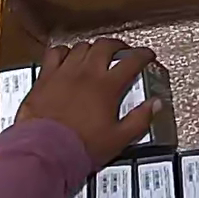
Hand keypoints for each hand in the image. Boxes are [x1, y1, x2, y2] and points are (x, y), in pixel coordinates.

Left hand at [17, 38, 159, 166]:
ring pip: (82, 47)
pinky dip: (64, 51)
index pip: (132, 61)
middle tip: (123, 50)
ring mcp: (64, 73)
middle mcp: (87, 74)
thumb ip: (140, 119)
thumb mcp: (119, 138)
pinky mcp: (45, 78)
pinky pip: (55, 53)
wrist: (43, 152)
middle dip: (118, 45)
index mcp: (107, 87)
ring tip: (97, 53)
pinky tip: (68, 57)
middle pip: (106, 46)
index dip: (143, 55)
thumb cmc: (79, 147)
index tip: (147, 55)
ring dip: (93, 48)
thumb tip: (155, 105)